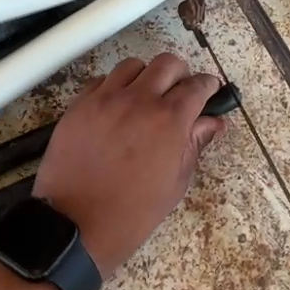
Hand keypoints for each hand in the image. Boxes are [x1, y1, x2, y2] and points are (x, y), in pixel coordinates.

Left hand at [33, 53, 226, 276]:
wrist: (75, 226)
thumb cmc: (132, 213)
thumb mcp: (175, 183)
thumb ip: (195, 145)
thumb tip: (213, 123)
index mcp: (168, 121)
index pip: (197, 86)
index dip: (208, 85)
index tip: (210, 90)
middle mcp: (138, 101)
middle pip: (167, 64)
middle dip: (180, 73)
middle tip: (180, 91)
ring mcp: (105, 100)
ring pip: (133, 66)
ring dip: (146, 76)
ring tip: (146, 96)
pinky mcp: (79, 106)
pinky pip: (102, 81)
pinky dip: (115, 87)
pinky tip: (117, 107)